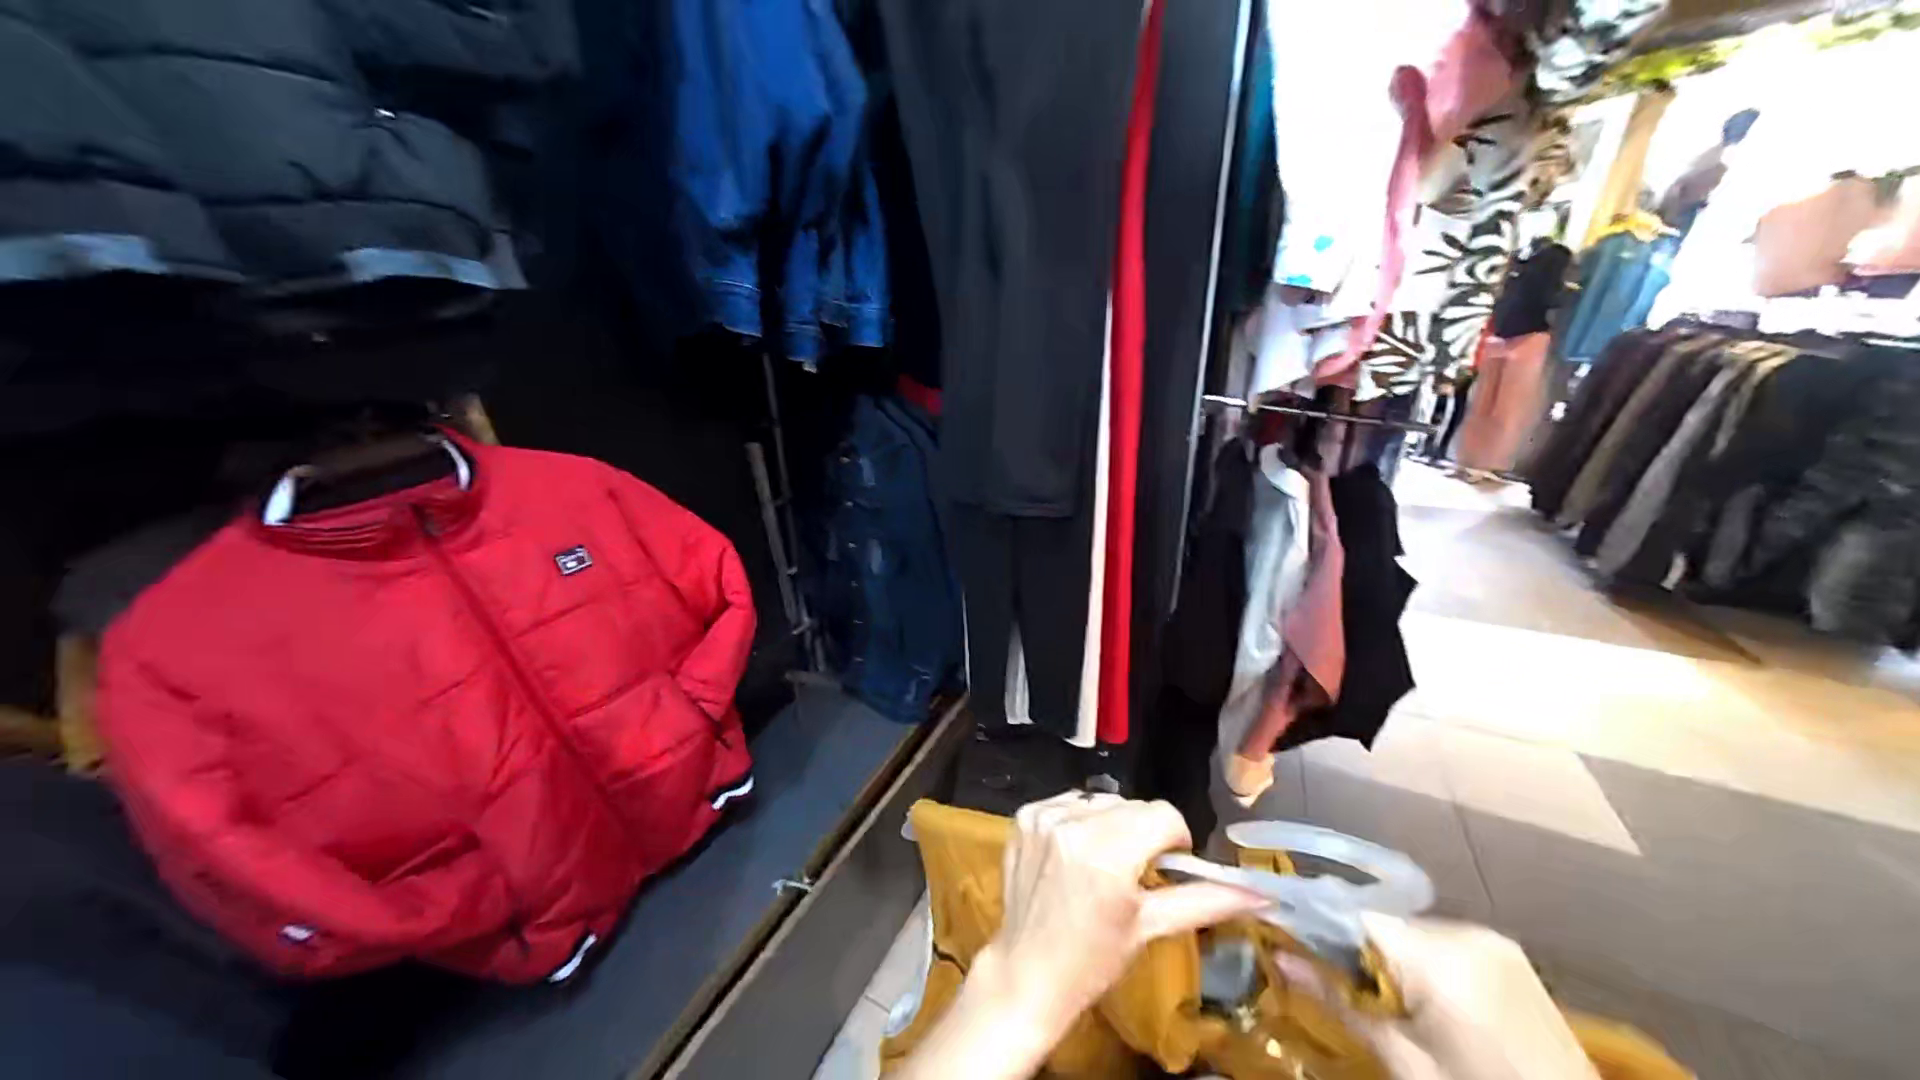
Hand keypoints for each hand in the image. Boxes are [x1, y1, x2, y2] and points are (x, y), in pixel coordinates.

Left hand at [983, 793, 1266, 1033]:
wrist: (1027, 972)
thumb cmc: (1092, 959)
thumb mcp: (1150, 928)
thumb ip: (1205, 902)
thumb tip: (1260, 895)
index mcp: (1107, 853)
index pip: (1163, 814)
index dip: (1175, 838)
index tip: (1169, 864)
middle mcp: (1073, 824)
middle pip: (1133, 804)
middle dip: (1144, 832)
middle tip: (1136, 870)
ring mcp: (1044, 816)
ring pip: (1102, 799)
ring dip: (1112, 823)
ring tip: (1104, 863)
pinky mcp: (1025, 815)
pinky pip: (1069, 801)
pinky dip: (1080, 820)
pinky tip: (1076, 853)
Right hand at [1279, 913, 1599, 1079]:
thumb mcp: (1406, 1064)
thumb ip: (1340, 1002)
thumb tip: (1278, 957)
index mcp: (1439, 956)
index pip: (1351, 914)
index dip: (1312, 922)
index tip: (1281, 933)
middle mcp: (1465, 930)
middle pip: (1379, 921)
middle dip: (1350, 945)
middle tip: (1332, 981)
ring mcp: (1494, 940)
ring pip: (1408, 930)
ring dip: (1386, 954)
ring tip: (1383, 998)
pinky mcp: (1510, 954)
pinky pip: (1442, 942)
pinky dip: (1421, 961)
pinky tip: (1425, 1000)